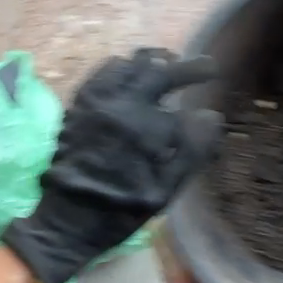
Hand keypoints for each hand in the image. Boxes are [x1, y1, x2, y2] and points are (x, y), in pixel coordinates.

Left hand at [1, 48, 218, 282]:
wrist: (69, 219)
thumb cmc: (121, 210)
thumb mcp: (166, 189)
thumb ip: (192, 150)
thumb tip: (210, 116)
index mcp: (147, 127)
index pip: (182, 101)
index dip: (199, 97)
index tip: (212, 88)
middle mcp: (121, 105)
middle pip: (157, 70)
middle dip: (184, 66)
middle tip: (203, 67)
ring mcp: (95, 103)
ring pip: (127, 65)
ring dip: (150, 63)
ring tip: (165, 65)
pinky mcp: (77, 107)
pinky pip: (100, 74)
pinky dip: (119, 69)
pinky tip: (128, 76)